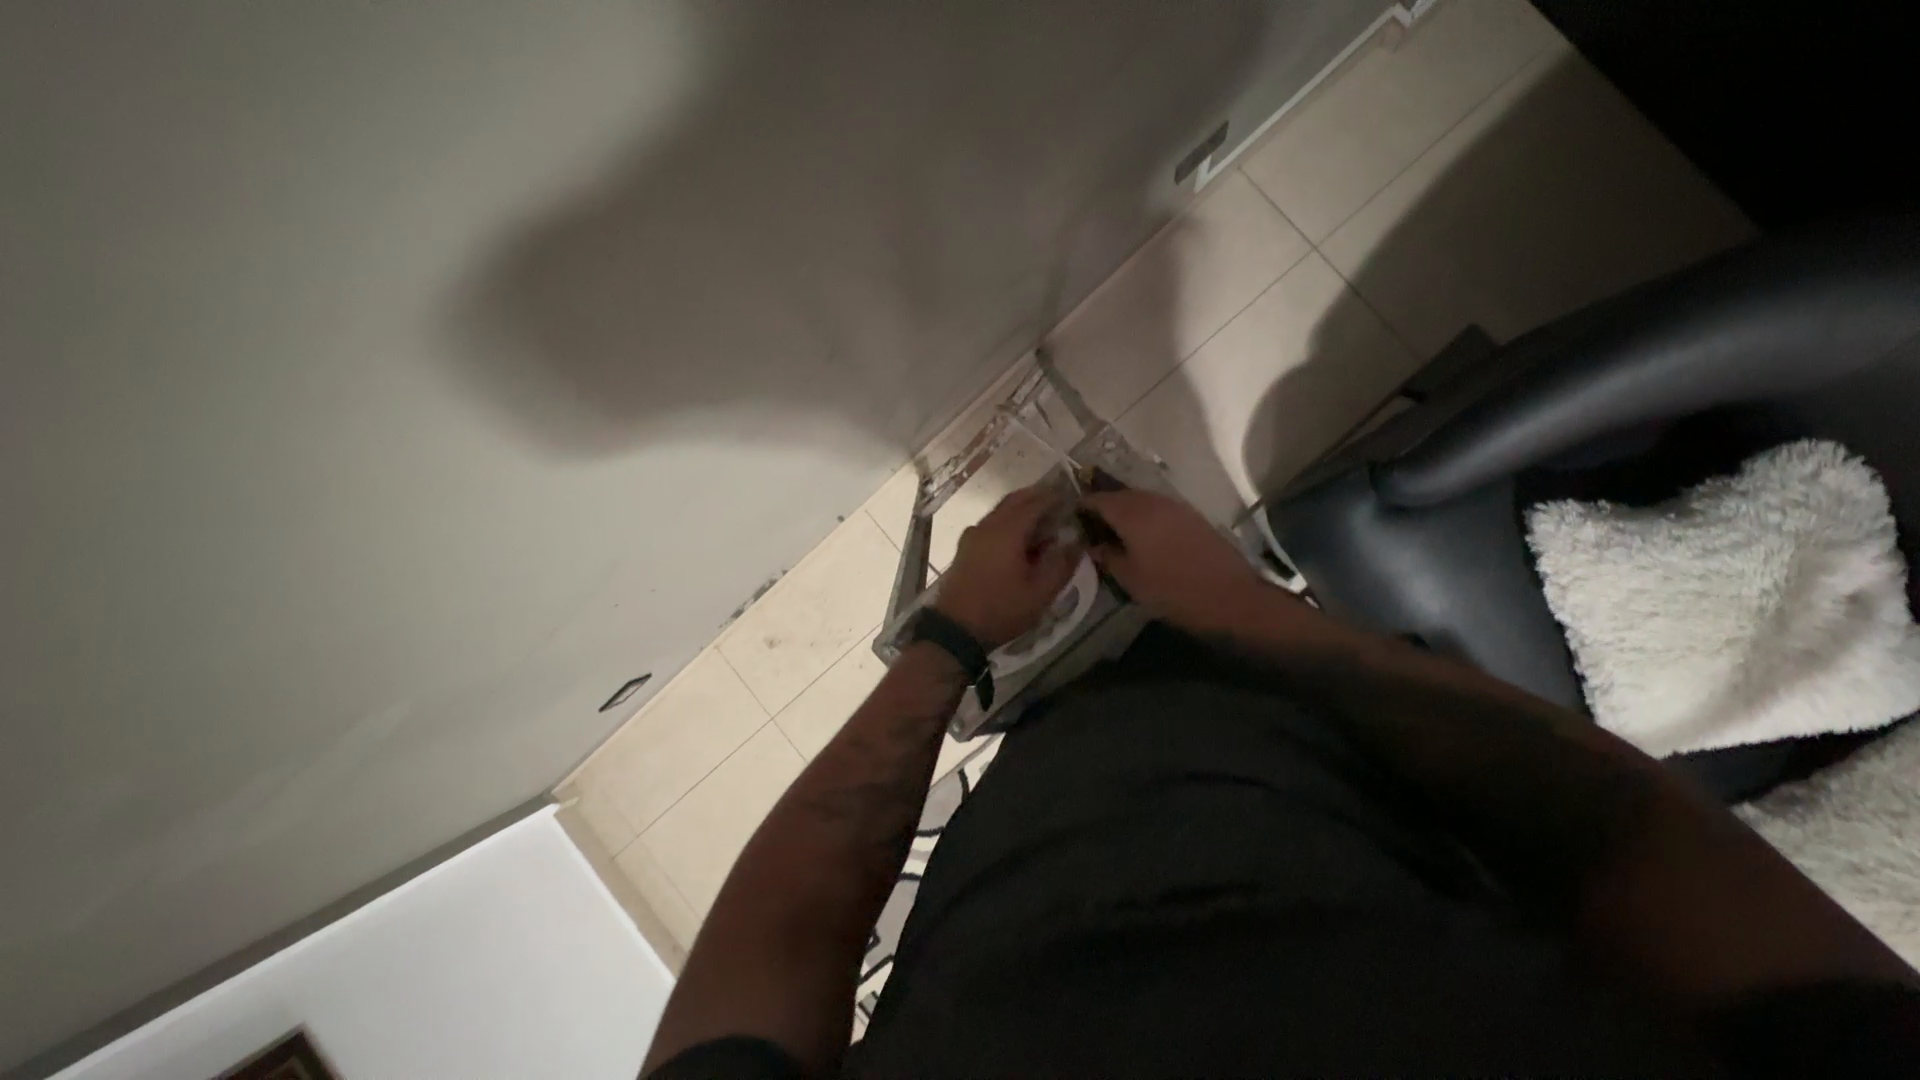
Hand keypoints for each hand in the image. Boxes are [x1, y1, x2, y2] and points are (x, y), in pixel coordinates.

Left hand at [934, 483, 1083, 650]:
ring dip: (1021, 508)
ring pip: (1000, 512)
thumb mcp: (1040, 593)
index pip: (1035, 504)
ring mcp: (972, 536)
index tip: (1071, 497)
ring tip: (1042, 518)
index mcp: (1007, 531)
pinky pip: (991, 524)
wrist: (955, 628)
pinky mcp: (965, 548)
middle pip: (1014, 501)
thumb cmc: (1001, 610)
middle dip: (1036, 497)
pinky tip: (1019, 537)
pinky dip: (1008, 521)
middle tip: (1058, 500)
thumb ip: (1060, 564)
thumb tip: (1075, 542)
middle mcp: (987, 526)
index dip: (1054, 498)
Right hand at [1077, 489, 1265, 634]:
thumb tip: (1093, 545)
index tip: (1070, 518)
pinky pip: (1159, 508)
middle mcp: (1153, 501)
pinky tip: (1142, 536)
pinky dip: (1145, 516)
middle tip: (1089, 526)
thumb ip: (1108, 558)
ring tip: (1113, 532)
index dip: (1082, 506)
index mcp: (1133, 514)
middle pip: (1120, 495)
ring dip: (1125, 510)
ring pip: (1141, 500)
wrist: (1231, 596)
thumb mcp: (1131, 580)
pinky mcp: (1192, 516)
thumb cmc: (1173, 590)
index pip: (1098, 499)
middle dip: (1103, 506)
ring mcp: (1176, 506)